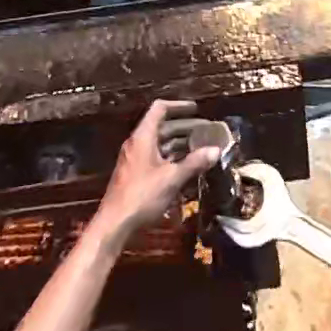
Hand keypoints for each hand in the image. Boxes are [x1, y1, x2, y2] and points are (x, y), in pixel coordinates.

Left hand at [91, 100, 221, 242]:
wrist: (114, 224)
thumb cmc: (142, 195)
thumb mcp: (172, 178)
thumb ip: (194, 163)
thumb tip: (216, 150)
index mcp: (143, 136)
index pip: (160, 109)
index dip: (179, 106)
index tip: (196, 109)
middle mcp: (137, 143)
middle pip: (162, 125)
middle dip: (184, 126)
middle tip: (205, 130)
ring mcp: (134, 158)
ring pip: (159, 142)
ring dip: (178, 142)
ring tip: (200, 146)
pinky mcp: (135, 173)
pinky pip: (155, 156)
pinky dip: (171, 155)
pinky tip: (185, 165)